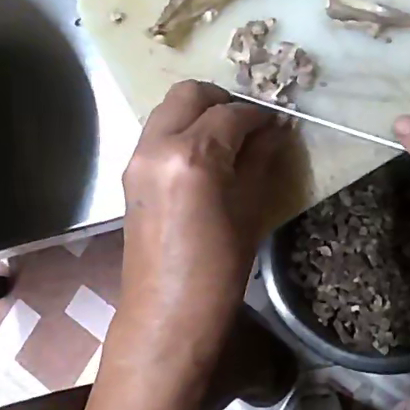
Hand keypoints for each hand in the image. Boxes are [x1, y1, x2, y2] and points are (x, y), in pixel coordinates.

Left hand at [116, 82, 289, 380]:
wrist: (167, 315)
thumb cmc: (218, 270)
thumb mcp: (250, 211)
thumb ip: (262, 160)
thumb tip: (277, 129)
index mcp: (192, 155)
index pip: (231, 113)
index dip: (259, 115)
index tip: (279, 123)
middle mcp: (157, 146)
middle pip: (189, 94)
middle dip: (223, 100)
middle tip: (250, 124)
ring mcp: (137, 159)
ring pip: (168, 110)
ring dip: (200, 113)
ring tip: (230, 140)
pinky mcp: (130, 175)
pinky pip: (157, 134)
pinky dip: (182, 132)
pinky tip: (207, 158)